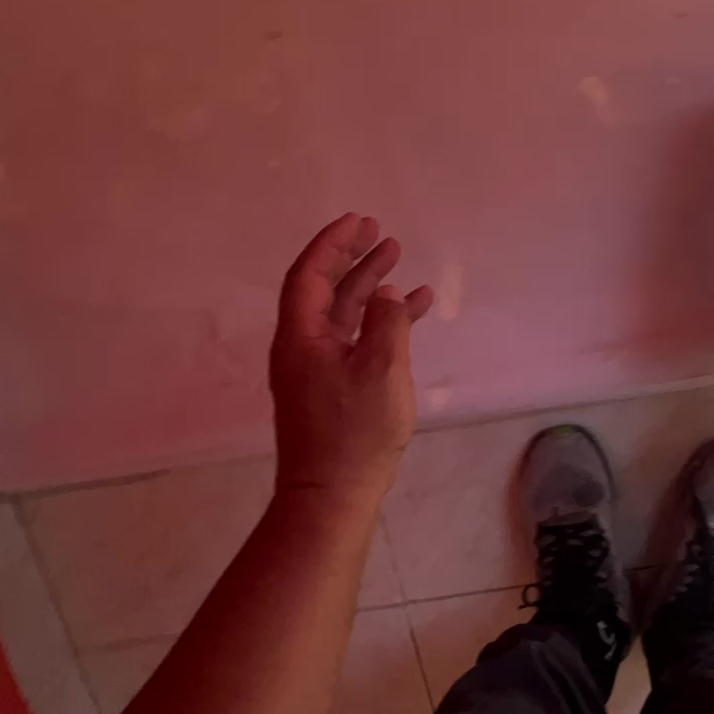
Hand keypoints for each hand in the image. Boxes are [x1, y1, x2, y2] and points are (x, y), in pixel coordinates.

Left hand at [270, 213, 433, 502]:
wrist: (334, 493)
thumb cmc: (356, 430)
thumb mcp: (381, 369)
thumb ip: (387, 322)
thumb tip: (388, 294)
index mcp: (301, 337)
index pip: (310, 275)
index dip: (332, 243)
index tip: (359, 221)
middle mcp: (304, 345)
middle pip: (324, 288)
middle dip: (350, 256)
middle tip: (378, 231)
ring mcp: (319, 365)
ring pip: (344, 310)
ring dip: (369, 282)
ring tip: (398, 255)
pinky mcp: (336, 383)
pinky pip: (358, 336)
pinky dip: (382, 318)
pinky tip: (413, 307)